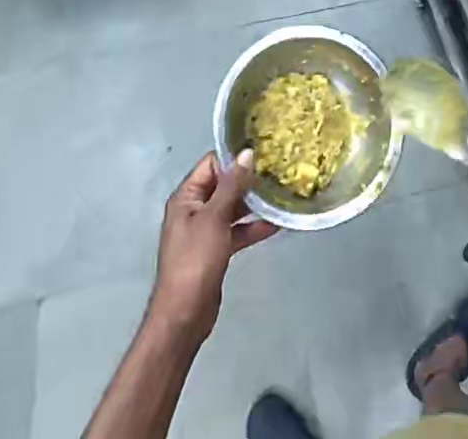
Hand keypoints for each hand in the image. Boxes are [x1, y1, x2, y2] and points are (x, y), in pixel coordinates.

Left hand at [148, 151, 280, 337]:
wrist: (185, 314)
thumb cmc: (195, 260)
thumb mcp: (214, 218)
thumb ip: (232, 185)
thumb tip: (246, 153)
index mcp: (186, 196)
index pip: (211, 164)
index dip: (234, 158)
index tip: (263, 152)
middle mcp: (194, 209)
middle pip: (223, 185)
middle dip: (248, 179)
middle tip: (278, 170)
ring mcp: (205, 230)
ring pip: (232, 208)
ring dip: (254, 203)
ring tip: (282, 192)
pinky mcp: (216, 249)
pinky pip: (237, 230)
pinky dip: (253, 227)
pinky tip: (277, 223)